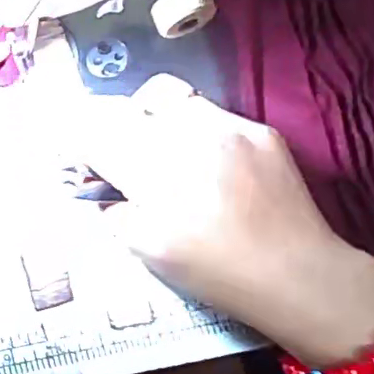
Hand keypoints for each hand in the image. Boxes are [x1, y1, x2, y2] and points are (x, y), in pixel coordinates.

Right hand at [72, 75, 373, 364]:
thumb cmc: (217, 272)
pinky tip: (205, 162)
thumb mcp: (149, 251)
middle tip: (112, 152)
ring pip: (172, 100)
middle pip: (130, 106)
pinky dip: (194, 131)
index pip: (96, 134)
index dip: (77, 141)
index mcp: (156, 173)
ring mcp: (231, 127)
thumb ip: (116, 212)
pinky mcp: (261, 130)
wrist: (297, 274)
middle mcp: (190, 138)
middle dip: (111, 125)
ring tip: (159, 150)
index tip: (76, 155)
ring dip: (153, 119)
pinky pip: (212, 114)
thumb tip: (102, 189)